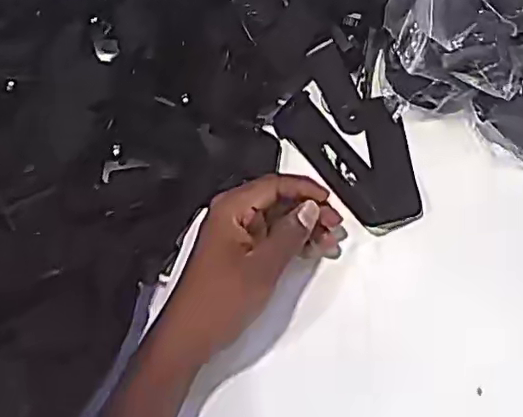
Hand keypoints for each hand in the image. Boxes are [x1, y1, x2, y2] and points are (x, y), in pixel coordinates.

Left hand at [154, 174, 344, 362]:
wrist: (189, 338)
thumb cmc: (213, 303)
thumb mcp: (262, 267)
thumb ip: (290, 235)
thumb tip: (309, 210)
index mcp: (231, 207)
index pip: (274, 184)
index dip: (304, 189)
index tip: (327, 199)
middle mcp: (231, 214)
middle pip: (276, 199)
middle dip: (307, 210)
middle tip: (333, 222)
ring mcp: (234, 233)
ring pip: (276, 219)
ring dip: (303, 227)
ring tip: (327, 238)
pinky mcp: (238, 251)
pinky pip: (269, 236)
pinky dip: (290, 241)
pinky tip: (309, 249)